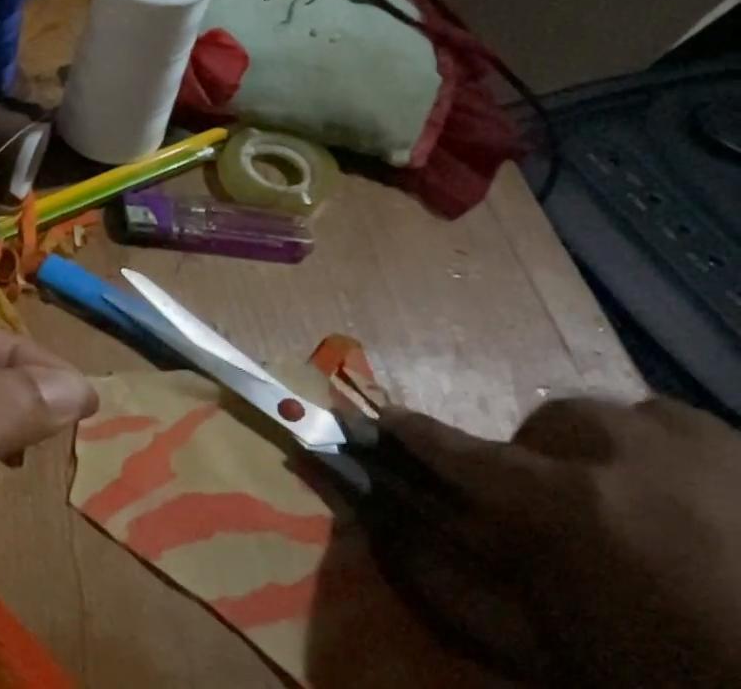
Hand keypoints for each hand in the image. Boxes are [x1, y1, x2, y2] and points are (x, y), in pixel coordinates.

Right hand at [372, 397, 740, 687]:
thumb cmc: (651, 670)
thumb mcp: (535, 641)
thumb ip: (444, 576)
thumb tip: (372, 513)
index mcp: (560, 501)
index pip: (455, 449)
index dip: (412, 434)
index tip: (385, 420)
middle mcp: (626, 450)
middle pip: (549, 422)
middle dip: (536, 456)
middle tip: (550, 503)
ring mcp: (705, 445)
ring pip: (622, 415)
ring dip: (606, 450)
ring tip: (625, 499)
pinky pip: (684, 425)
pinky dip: (668, 453)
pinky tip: (685, 499)